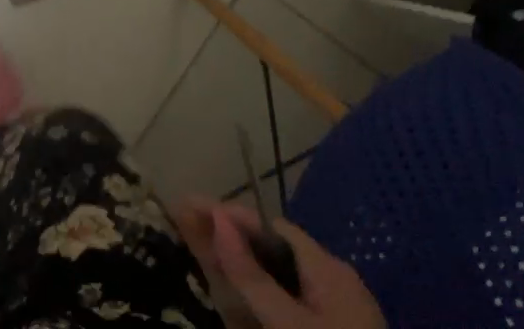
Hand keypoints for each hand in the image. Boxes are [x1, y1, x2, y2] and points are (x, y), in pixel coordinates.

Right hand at [174, 201, 385, 328]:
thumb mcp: (288, 325)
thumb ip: (252, 276)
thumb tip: (216, 217)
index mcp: (329, 270)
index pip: (271, 226)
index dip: (230, 215)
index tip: (187, 208)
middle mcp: (336, 280)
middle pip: (275, 246)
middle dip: (230, 235)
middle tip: (185, 224)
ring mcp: (338, 309)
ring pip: (281, 272)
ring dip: (241, 260)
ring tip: (200, 250)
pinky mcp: (335, 327)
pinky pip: (292, 296)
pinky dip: (260, 287)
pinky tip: (242, 292)